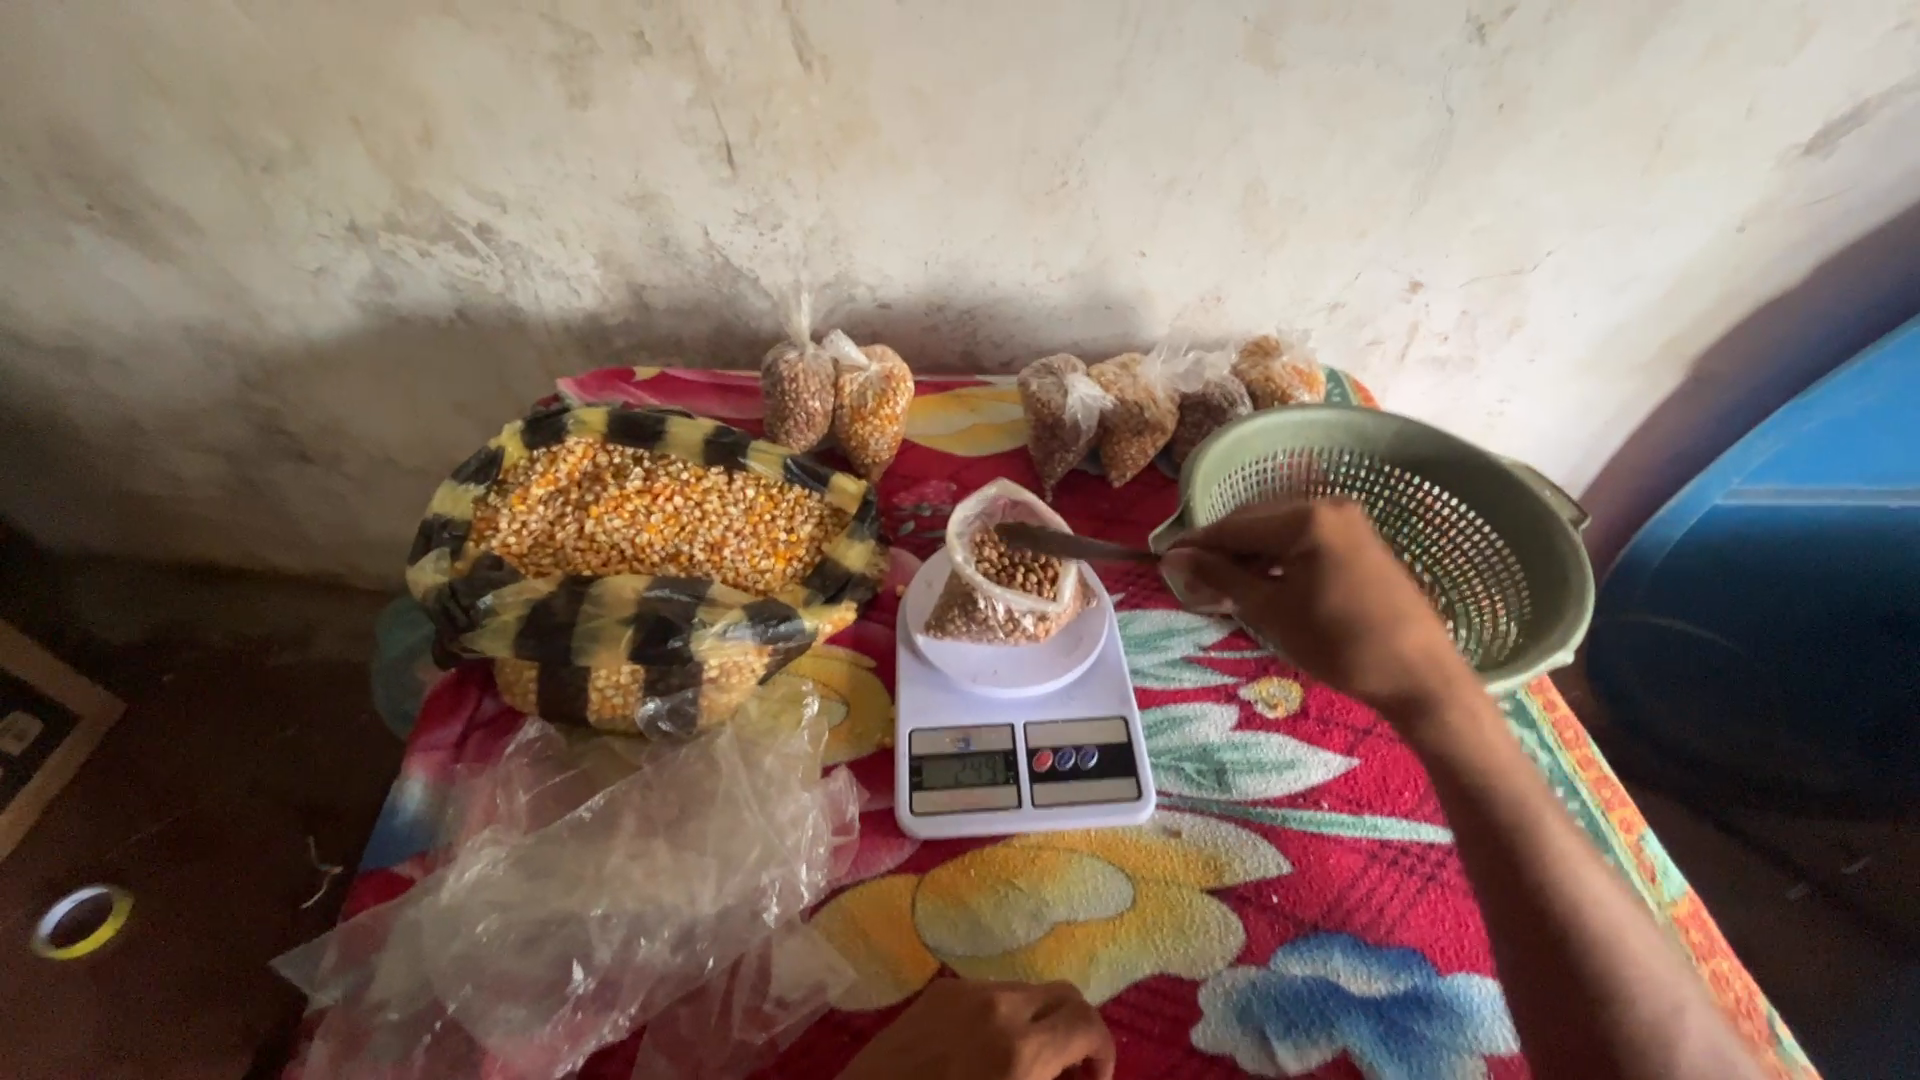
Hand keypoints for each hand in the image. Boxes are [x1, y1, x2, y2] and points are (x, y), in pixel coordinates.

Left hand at [837, 977, 1115, 1079]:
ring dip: (1039, 1023)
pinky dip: (1003, 1017)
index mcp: (1019, 1048)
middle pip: (1062, 994)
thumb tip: (1079, 1077)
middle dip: (1076, 1032)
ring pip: (1026, 991)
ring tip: (1023, 1066)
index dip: (1103, 1052)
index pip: (1088, 1021)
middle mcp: (996, 1005)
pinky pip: (988, 992)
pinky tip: (983, 1053)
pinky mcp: (936, 991)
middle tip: (1067, 1076)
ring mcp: (963, 991)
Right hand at [1163, 498, 1478, 722]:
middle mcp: (1327, 505)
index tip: (1164, 560)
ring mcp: (1347, 521)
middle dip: (1220, 547)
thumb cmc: (1338, 644)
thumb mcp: (1269, 610)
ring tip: (1221, 583)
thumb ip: (1220, 577)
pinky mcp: (1358, 540)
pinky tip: (1259, 580)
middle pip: (1254, 521)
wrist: (1418, 675)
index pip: (1233, 526)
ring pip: (1278, 529)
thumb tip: (1174, 558)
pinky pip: (1302, 537)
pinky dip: (1275, 556)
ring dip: (1247, 552)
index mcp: (1305, 518)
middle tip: (1190, 577)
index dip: (1195, 544)